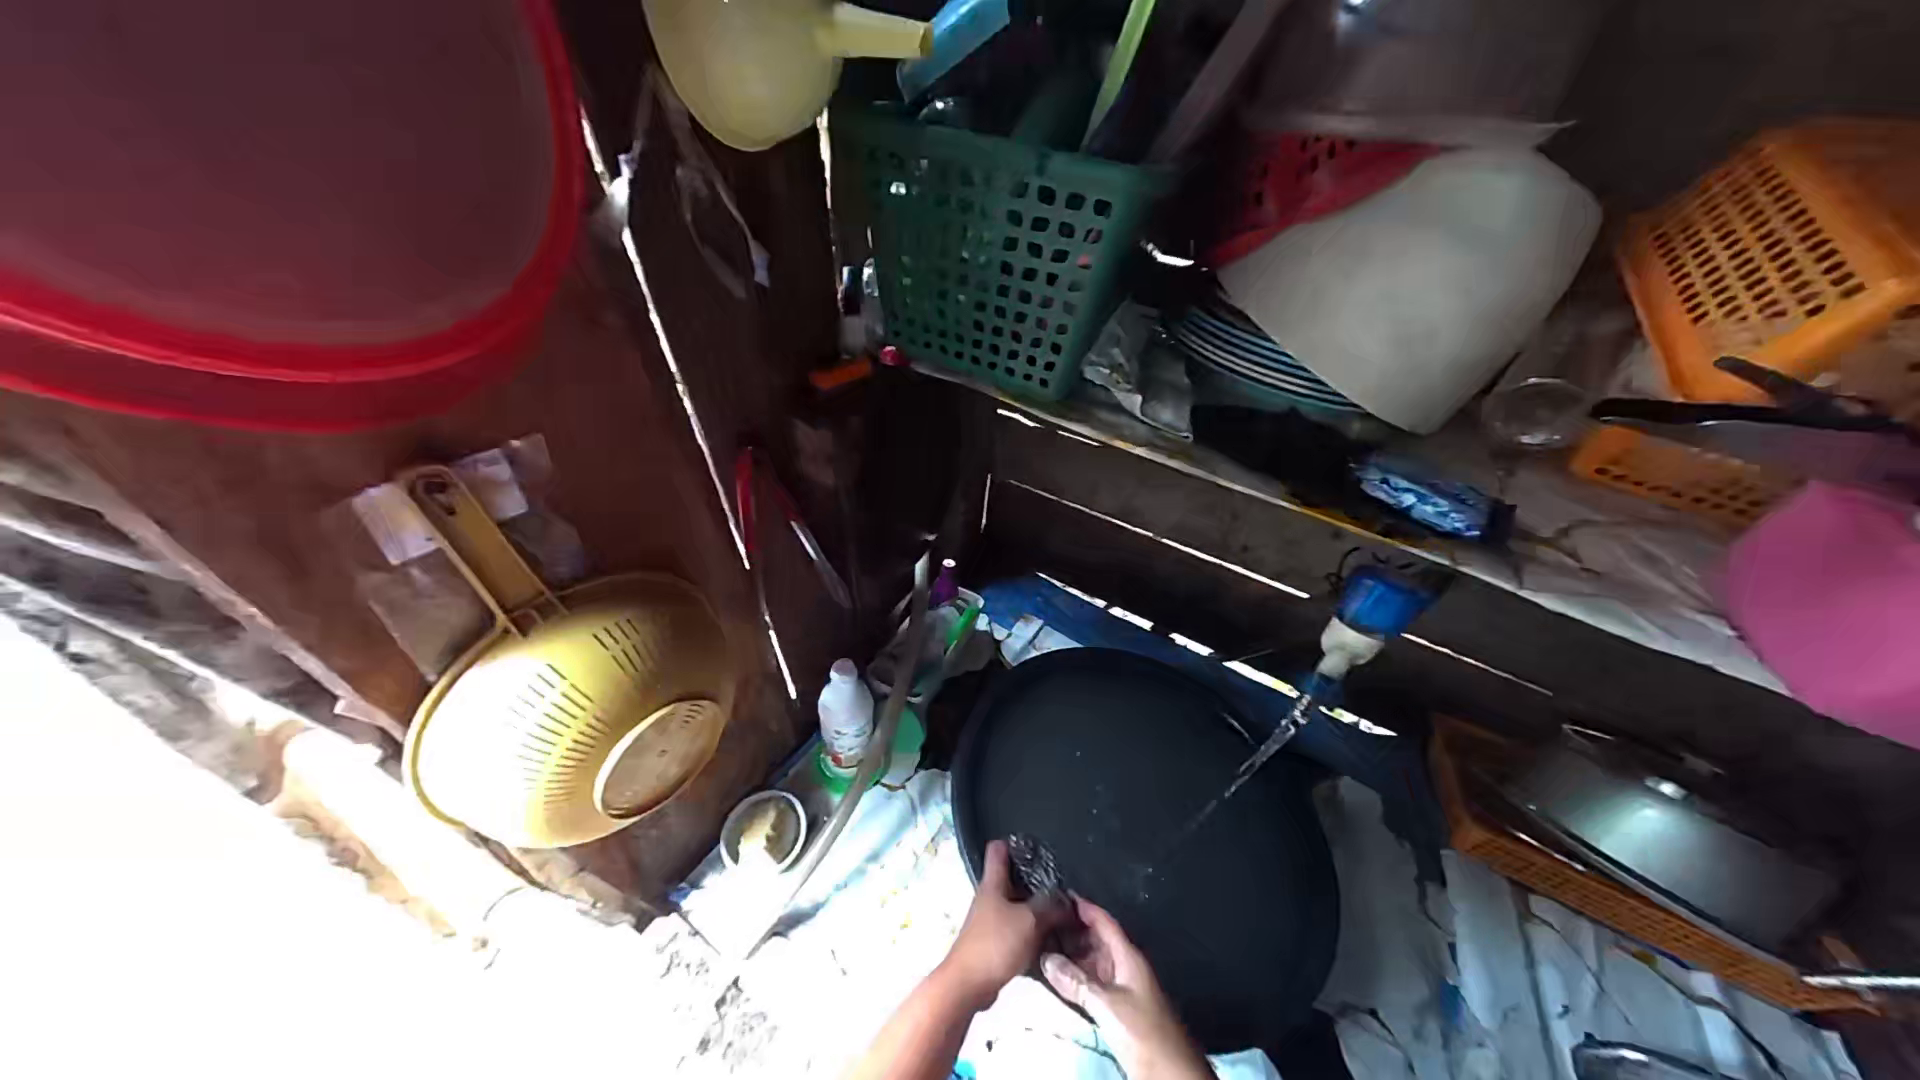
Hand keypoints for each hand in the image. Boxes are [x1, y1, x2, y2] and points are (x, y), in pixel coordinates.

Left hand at [936, 839, 1068, 1009]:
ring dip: (1038, 911)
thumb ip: (1050, 906)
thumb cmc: (995, 943)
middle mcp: (990, 897)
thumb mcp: (1029, 920)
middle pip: (1013, 879)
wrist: (968, 985)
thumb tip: (1068, 900)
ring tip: (1064, 915)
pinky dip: (1033, 934)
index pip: (999, 848)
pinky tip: (1052, 942)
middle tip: (1063, 888)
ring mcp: (991, 920)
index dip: (1016, 844)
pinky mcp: (995, 943)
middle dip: (1037, 883)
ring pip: (1018, 907)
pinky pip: (1018, 931)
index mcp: (992, 882)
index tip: (1039, 849)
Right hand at [1041, 896, 1212, 1079]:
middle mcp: (1124, 967)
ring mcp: (1121, 989)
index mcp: (1128, 957)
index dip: (1083, 906)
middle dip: (1071, 930)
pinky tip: (1054, 977)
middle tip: (1039, 923)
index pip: (1104, 921)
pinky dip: (1074, 977)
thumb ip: (1077, 981)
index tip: (1058, 893)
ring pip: (1092, 962)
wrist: (1173, 1077)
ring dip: (1070, 955)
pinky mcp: (1116, 1010)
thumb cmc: (1145, 1033)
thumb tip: (1046, 957)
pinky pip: (1091, 983)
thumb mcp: (1109, 1006)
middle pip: (1095, 939)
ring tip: (1040, 946)